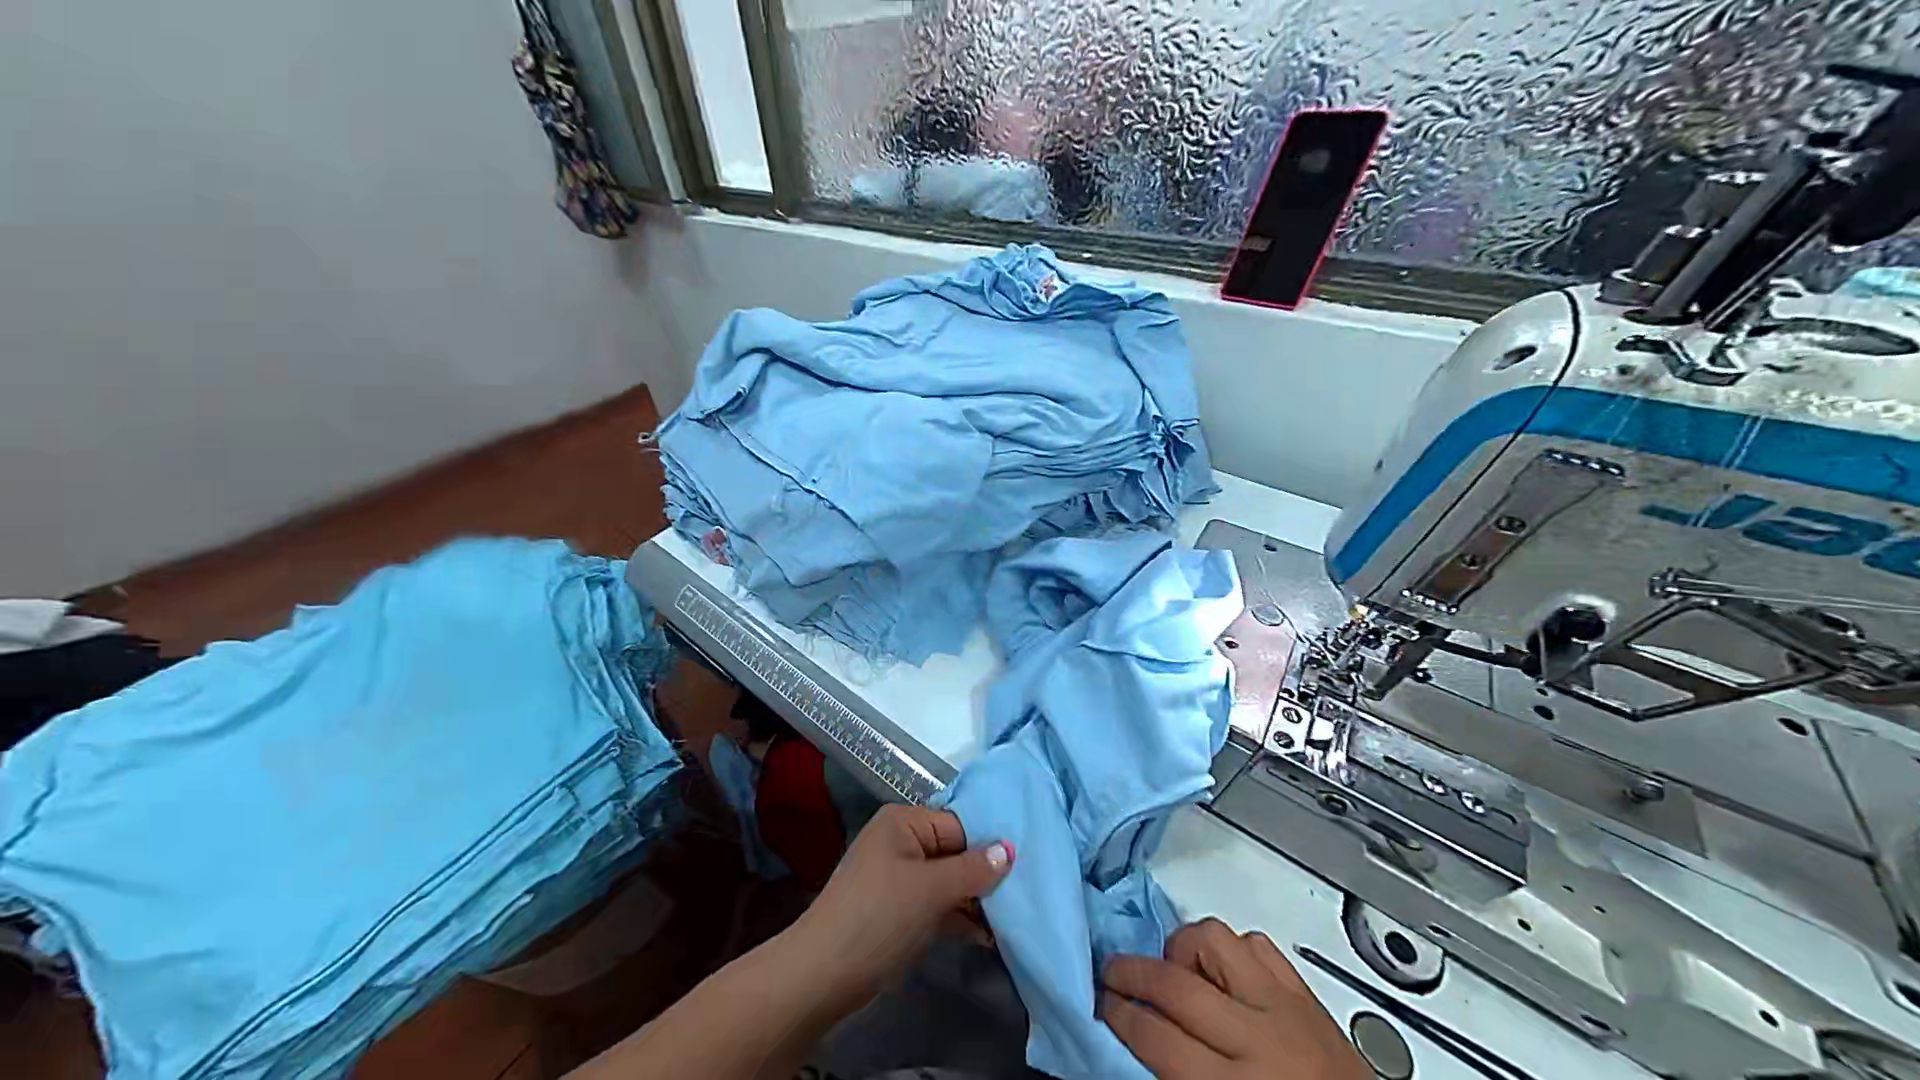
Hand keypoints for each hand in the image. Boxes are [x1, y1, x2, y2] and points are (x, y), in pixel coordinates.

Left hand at [783, 805, 1012, 1008]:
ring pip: (947, 881)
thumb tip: (1009, 850)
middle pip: (954, 852)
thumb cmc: (879, 916)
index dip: (989, 847)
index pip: (959, 825)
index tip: (1026, 868)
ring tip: (1011, 923)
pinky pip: (936, 904)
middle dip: (985, 877)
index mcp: (904, 822)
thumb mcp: (931, 889)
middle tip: (1024, 898)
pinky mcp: (896, 910)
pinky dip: (957, 917)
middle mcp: (900, 842)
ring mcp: (897, 877)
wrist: (822, 975)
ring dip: (975, 902)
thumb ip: (973, 869)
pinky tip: (986, 937)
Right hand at [1101, 918, 1369, 1079]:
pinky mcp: (1309, 997)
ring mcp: (1287, 1010)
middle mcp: (1259, 1041)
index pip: (1155, 1033)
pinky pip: (1259, 945)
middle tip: (1112, 974)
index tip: (1100, 1004)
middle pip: (1174, 981)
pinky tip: (1224, 972)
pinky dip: (1234, 951)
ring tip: (1174, 970)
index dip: (1116, 1013)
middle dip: (1130, 971)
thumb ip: (1177, 1076)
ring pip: (1216, 941)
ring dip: (1183, 949)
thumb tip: (1133, 1039)